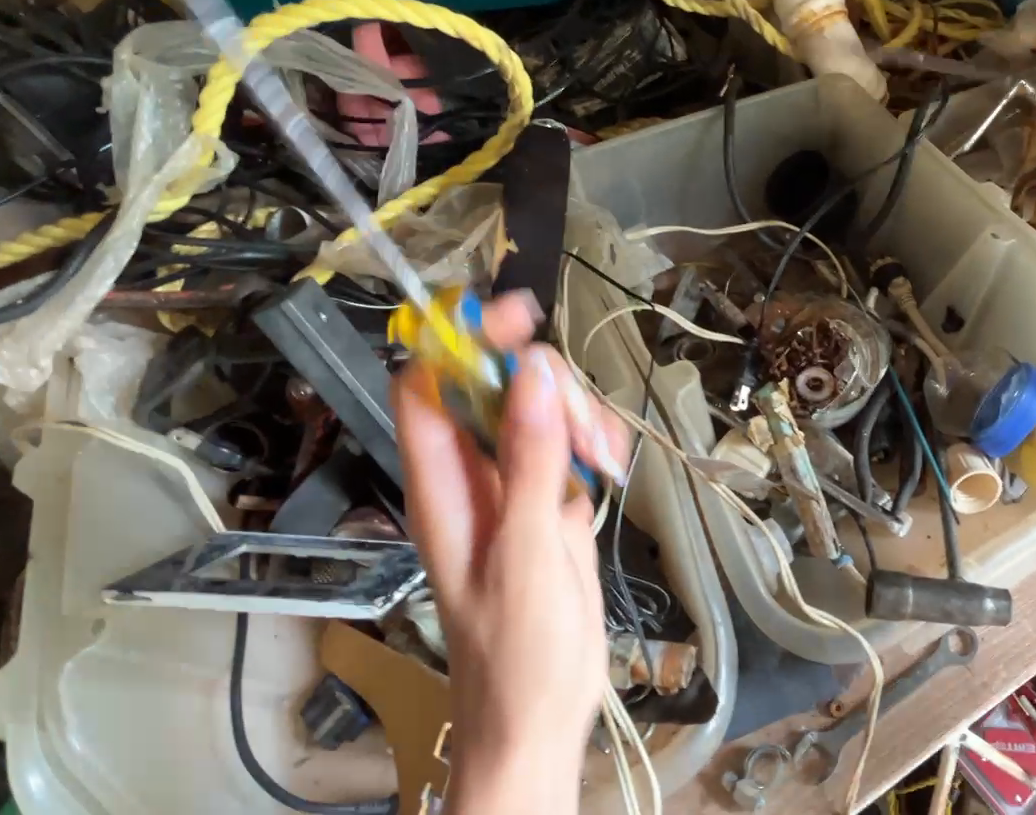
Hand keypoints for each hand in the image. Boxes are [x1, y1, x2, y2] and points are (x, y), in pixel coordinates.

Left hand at [394, 292, 630, 810]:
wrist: (541, 717)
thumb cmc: (517, 653)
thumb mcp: (526, 552)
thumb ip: (530, 462)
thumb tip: (535, 375)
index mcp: (443, 488)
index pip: (429, 388)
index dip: (461, 343)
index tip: (515, 318)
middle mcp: (474, 477)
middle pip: (500, 391)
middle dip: (546, 390)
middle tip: (581, 426)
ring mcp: (516, 488)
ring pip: (543, 413)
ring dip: (578, 420)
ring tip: (600, 461)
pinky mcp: (551, 502)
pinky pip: (570, 446)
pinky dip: (592, 445)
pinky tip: (606, 470)